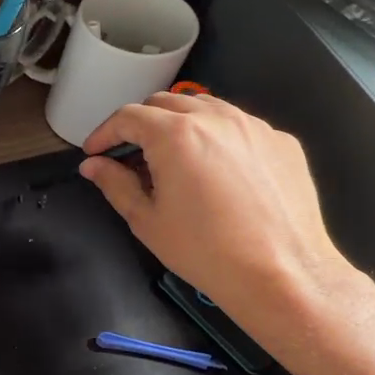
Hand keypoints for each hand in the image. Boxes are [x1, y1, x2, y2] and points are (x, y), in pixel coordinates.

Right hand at [78, 93, 361, 329]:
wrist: (279, 271)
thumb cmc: (203, 249)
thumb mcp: (146, 220)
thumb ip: (115, 184)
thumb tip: (93, 166)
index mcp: (176, 135)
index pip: (128, 116)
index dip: (104, 133)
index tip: (94, 153)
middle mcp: (216, 118)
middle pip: (165, 103)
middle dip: (139, 124)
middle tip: (129, 155)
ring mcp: (254, 126)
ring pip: (204, 107)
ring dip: (178, 124)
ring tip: (171, 158)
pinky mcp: (281, 141)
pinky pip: (239, 126)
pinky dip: (215, 137)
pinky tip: (214, 170)